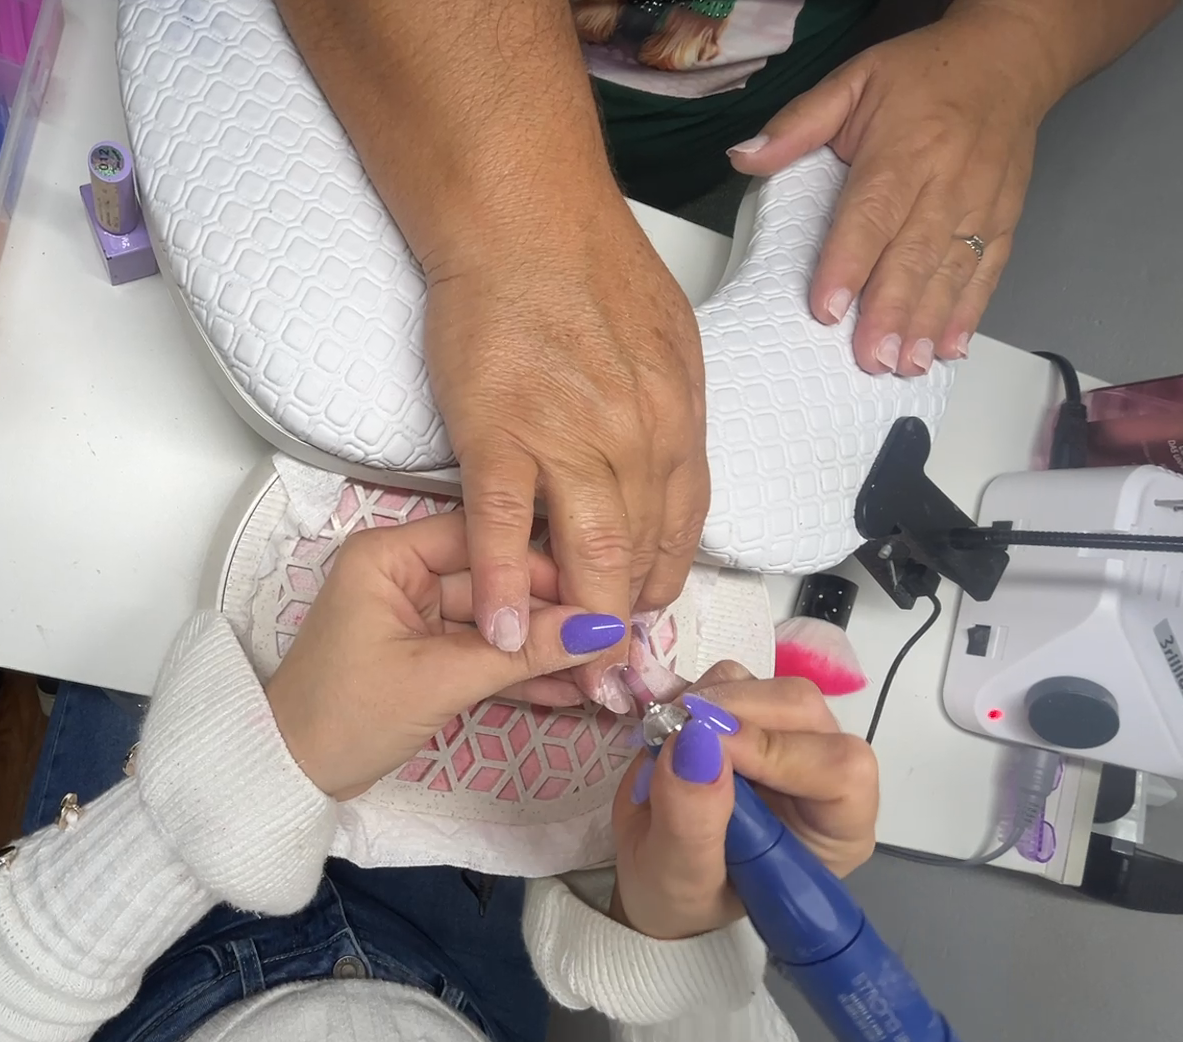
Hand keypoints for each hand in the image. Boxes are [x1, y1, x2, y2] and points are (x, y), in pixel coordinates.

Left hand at [265, 511, 628, 799]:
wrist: (293, 775)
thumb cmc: (348, 713)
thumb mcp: (438, 679)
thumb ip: (520, 653)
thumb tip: (601, 630)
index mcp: (390, 555)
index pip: (482, 539)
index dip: (543, 566)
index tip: (604, 593)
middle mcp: (405, 573)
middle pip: (495, 584)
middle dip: (552, 618)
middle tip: (615, 641)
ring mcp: (418, 615)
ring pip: (495, 624)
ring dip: (543, 651)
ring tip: (605, 671)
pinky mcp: (426, 653)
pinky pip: (481, 654)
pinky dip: (518, 674)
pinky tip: (571, 689)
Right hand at [423, 204, 709, 715]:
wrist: (521, 220)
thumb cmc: (584, 270)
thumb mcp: (663, 338)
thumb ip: (666, 411)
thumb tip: (659, 462)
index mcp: (678, 419)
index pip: (682, 527)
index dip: (661, 586)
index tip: (640, 620)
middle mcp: (639, 440)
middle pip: (642, 555)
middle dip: (630, 629)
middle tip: (613, 679)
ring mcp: (570, 441)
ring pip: (588, 553)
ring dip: (578, 625)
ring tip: (564, 674)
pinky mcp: (501, 436)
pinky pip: (507, 528)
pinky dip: (505, 588)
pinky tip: (500, 635)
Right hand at [609, 662, 878, 941]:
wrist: (652, 877)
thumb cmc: (677, 895)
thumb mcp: (679, 876)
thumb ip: (691, 819)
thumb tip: (695, 739)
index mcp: (832, 830)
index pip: (840, 768)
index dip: (774, 750)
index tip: (701, 750)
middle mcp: (820, 775)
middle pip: (804, 710)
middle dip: (733, 711)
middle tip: (671, 733)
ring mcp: (782, 738)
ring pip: (765, 684)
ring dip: (706, 699)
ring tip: (665, 740)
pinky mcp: (743, 716)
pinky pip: (726, 679)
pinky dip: (688, 692)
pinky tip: (667, 729)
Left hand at [727, 7, 1065, 373]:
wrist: (1013, 54)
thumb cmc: (923, 76)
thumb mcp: (852, 81)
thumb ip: (797, 124)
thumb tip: (744, 155)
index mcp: (905, 150)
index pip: (870, 216)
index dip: (848, 265)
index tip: (827, 309)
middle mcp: (948, 180)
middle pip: (914, 256)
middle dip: (890, 313)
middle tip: (868, 359)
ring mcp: (981, 203)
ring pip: (952, 271)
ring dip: (927, 324)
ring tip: (904, 366)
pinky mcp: (1002, 218)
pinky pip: (987, 269)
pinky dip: (970, 312)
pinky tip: (949, 348)